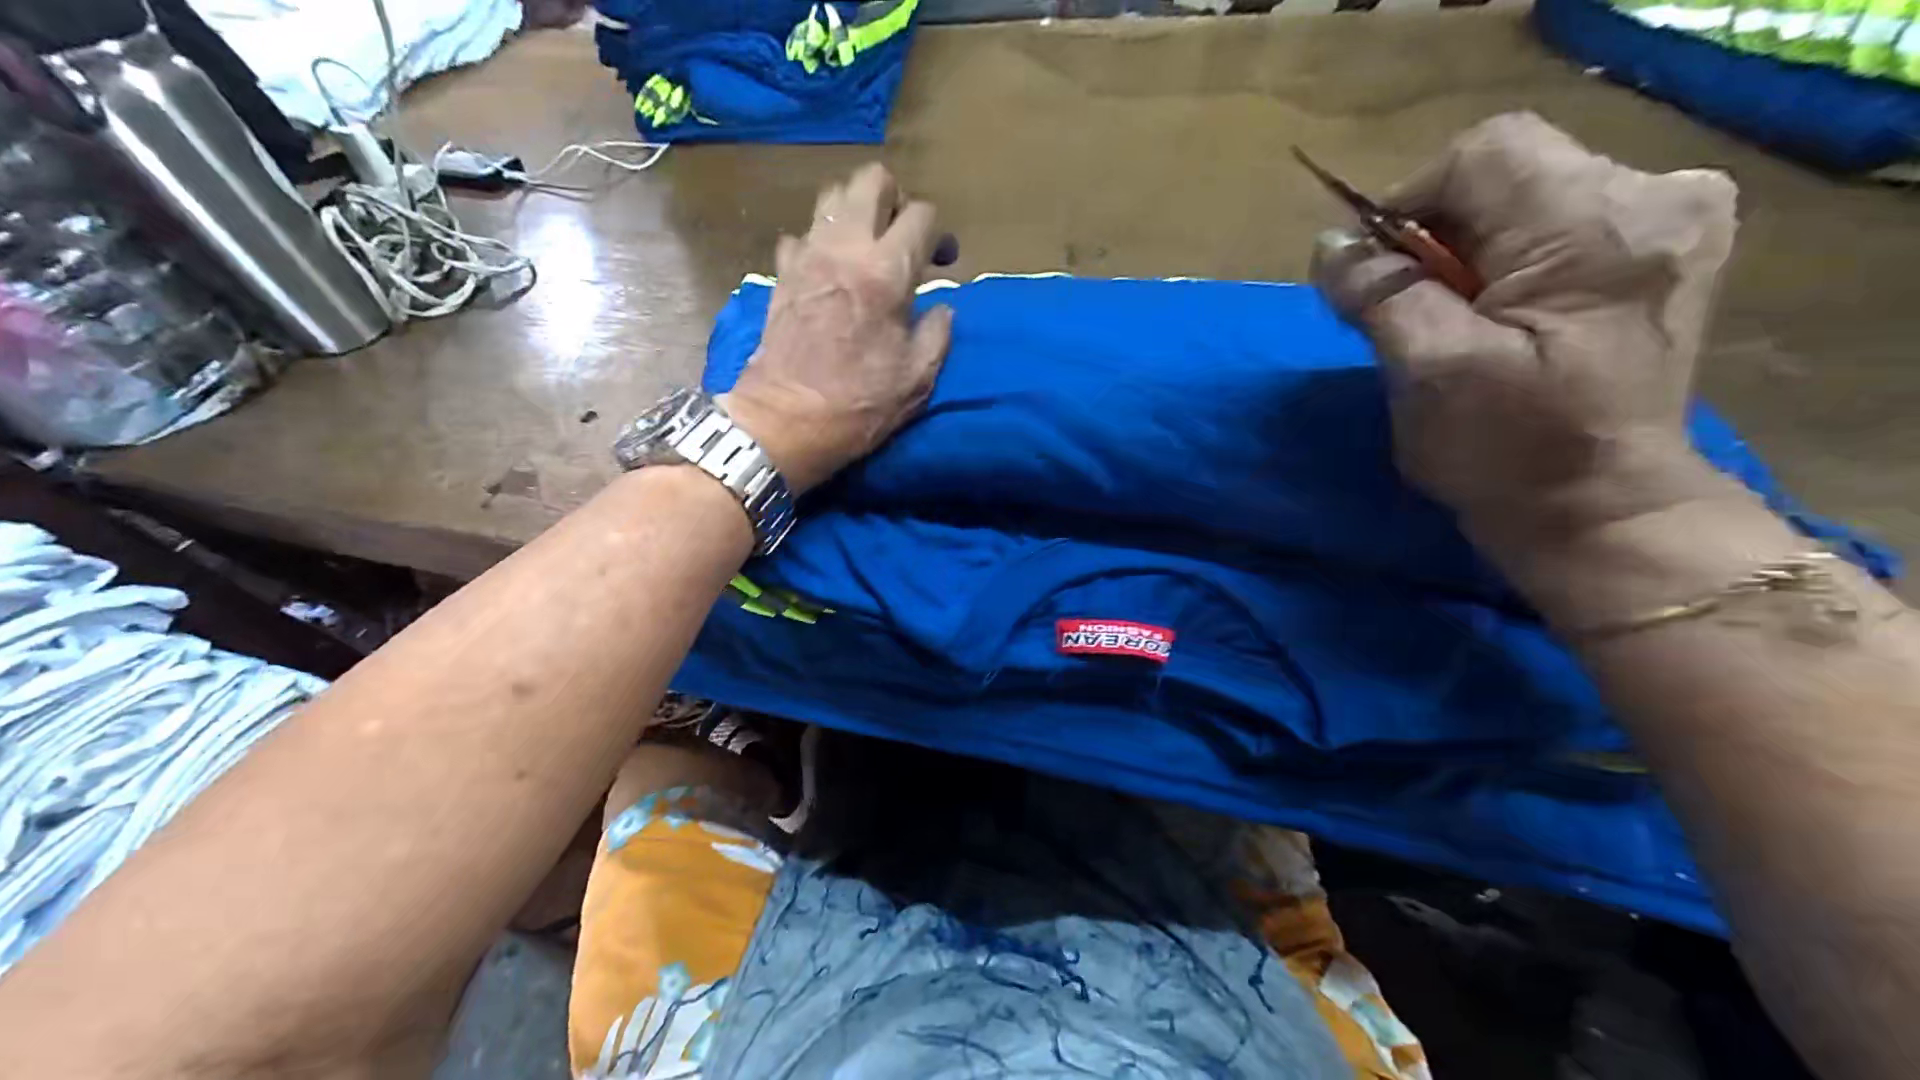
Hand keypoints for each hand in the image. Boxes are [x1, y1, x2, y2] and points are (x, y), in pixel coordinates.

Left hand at [720, 163, 954, 492]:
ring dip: (855, 212)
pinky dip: (819, 243)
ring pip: (831, 197)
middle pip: (870, 181)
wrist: (785, 422)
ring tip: (866, 247)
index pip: (921, 216)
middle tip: (902, 236)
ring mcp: (806, 256)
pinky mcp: (781, 274)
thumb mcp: (917, 378)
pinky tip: (828, 272)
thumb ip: (937, 333)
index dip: (939, 233)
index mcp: (886, 272)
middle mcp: (844, 248)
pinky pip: (801, 235)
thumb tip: (941, 308)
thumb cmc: (858, 405)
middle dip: (894, 198)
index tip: (941, 261)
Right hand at [1310, 113, 1740, 552]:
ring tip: (1447, 318)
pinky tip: (1490, 313)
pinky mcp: (1657, 252)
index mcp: (1600, 222)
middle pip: (1504, 172)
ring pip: (1522, 198)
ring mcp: (1669, 221)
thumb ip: (1380, 294)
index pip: (1481, 154)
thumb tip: (1330, 243)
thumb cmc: (1509, 450)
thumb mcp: (1428, 371)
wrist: (1598, 513)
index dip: (1407, 204)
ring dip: (1462, 251)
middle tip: (1408, 308)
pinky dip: (1498, 261)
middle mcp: (1655, 196)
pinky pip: (1551, 224)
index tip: (1374, 274)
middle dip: (1435, 235)